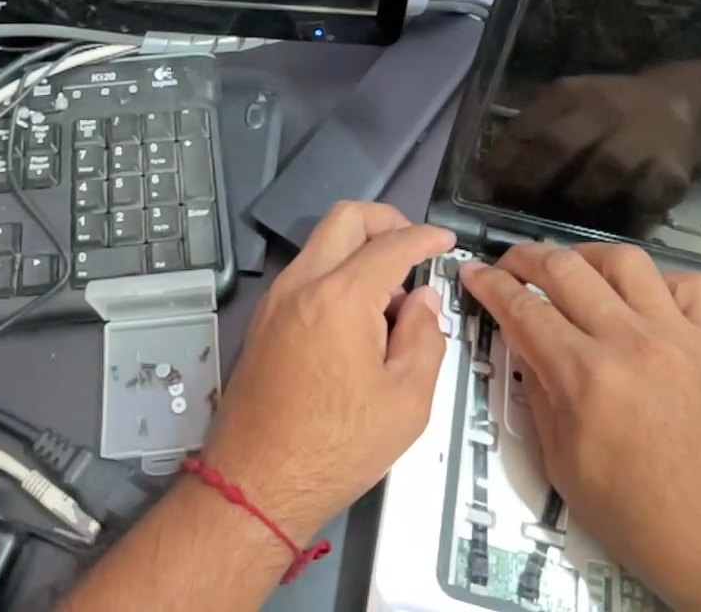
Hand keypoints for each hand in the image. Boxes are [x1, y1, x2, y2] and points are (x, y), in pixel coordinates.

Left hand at [200, 202, 453, 540]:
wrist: (256, 483)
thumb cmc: (335, 448)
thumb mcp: (406, 402)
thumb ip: (424, 339)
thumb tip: (423, 301)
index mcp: (339, 298)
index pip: (390, 245)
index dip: (425, 237)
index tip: (445, 240)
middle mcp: (301, 284)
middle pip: (345, 217)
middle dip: (386, 220)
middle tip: (414, 247)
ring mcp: (276, 298)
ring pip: (321, 243)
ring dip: (359, 248)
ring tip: (391, 295)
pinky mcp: (264, 318)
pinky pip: (306, 272)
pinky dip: (337, 272)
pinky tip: (358, 316)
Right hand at [460, 243, 700, 611]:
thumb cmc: (648, 525)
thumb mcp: (567, 472)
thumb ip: (540, 399)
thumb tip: (527, 351)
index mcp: (585, 377)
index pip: (522, 308)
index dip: (488, 284)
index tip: (472, 273)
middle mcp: (630, 341)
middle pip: (564, 268)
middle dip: (524, 257)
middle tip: (508, 266)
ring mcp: (680, 337)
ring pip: (624, 260)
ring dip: (587, 257)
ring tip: (572, 271)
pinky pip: (692, 286)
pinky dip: (662, 283)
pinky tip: (646, 302)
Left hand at [479, 65, 700, 226]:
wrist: (684, 102)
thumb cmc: (610, 110)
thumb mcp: (569, 103)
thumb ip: (534, 132)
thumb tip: (487, 177)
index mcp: (571, 95)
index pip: (527, 126)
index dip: (501, 160)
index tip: (480, 188)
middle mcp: (604, 112)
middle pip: (558, 144)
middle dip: (529, 180)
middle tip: (511, 209)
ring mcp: (640, 140)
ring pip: (600, 173)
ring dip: (572, 200)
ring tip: (554, 223)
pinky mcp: (670, 171)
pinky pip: (640, 201)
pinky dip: (619, 219)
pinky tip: (602, 232)